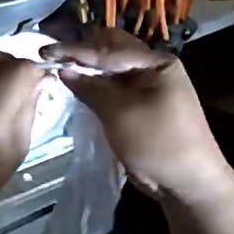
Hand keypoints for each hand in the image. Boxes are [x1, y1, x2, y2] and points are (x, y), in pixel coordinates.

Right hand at [43, 29, 233, 201]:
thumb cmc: (158, 143)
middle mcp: (154, 69)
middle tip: (54, 61)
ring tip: (61, 73)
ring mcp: (150, 88)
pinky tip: (79, 90)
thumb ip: (91, 88)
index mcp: (157, 63)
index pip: (109, 49)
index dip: (75, 50)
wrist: (189, 184)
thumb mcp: (120, 114)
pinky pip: (116, 88)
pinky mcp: (143, 106)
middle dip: (84, 54)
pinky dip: (97, 88)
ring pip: (112, 71)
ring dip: (89, 71)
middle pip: (113, 52)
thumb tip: (65, 69)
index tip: (44, 50)